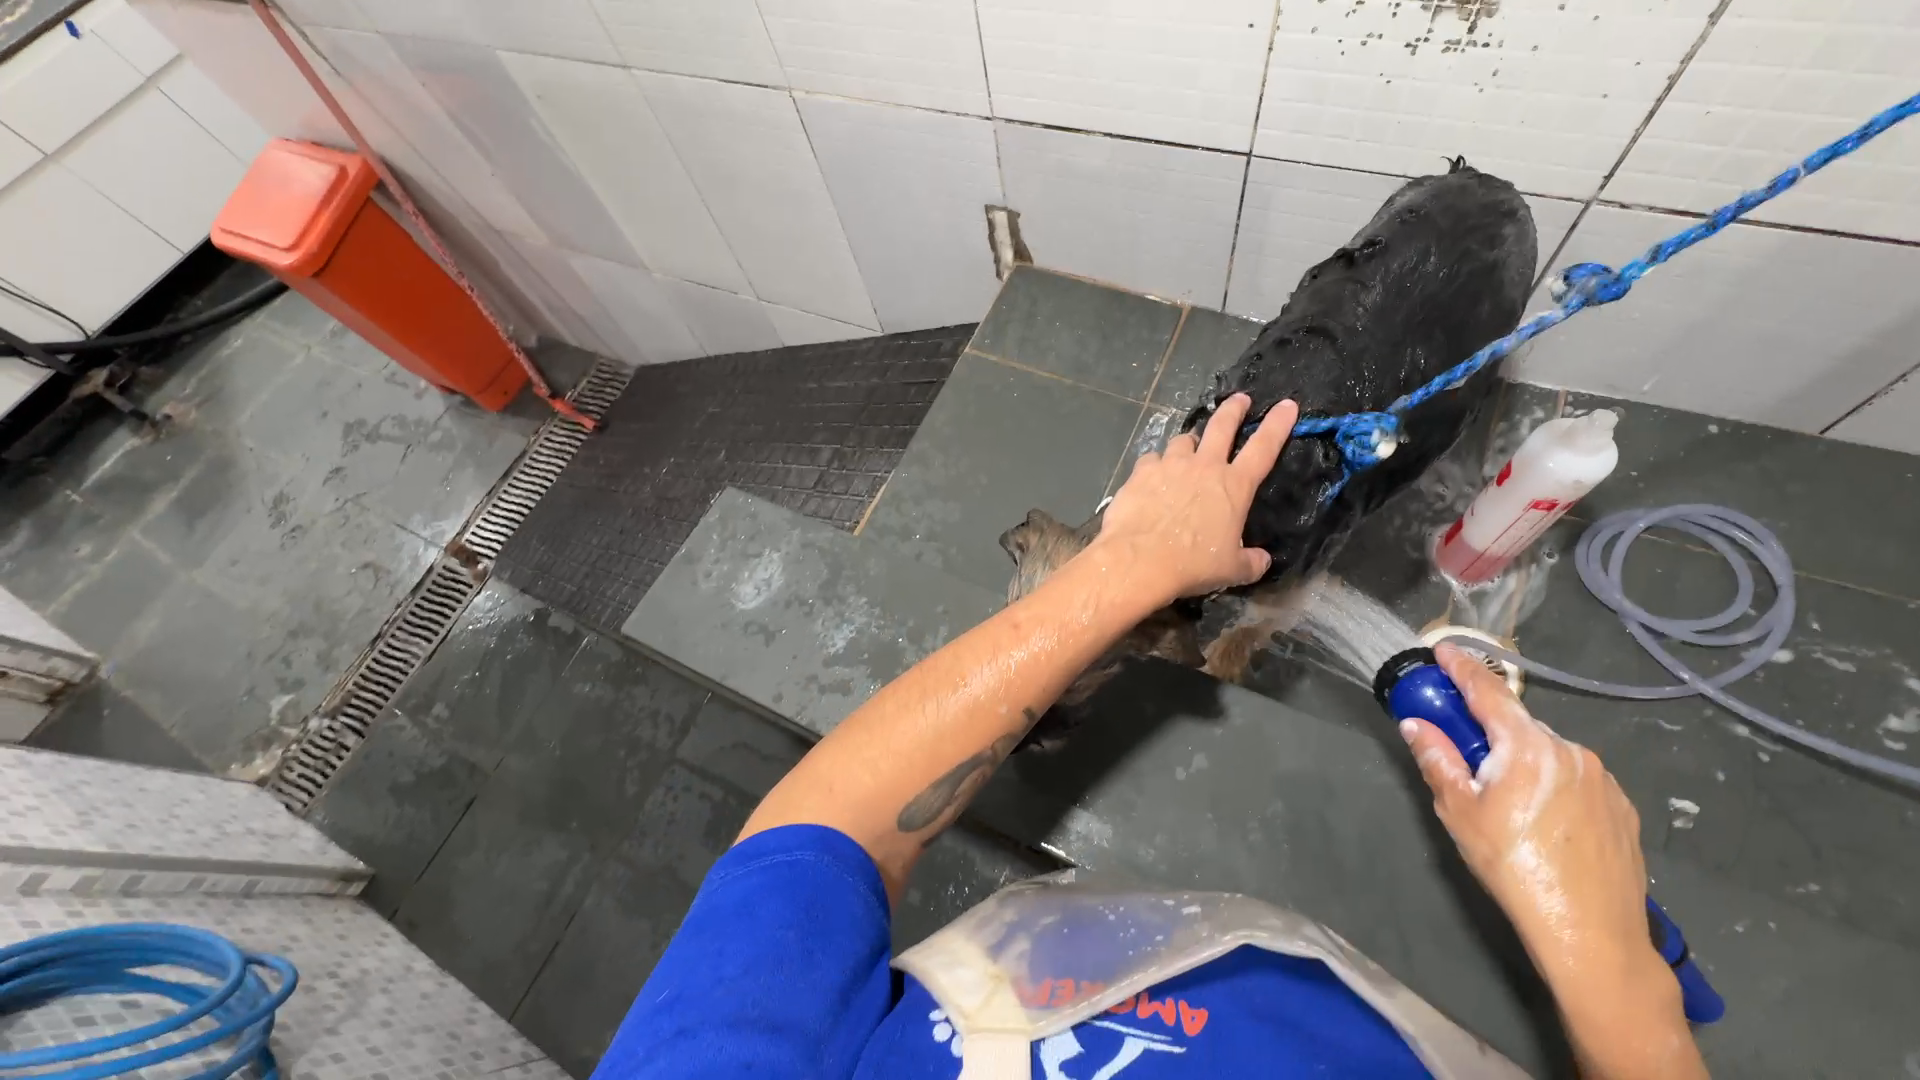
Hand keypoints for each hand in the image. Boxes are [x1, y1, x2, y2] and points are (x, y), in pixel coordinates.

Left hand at [1093, 394, 1296, 603]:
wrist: (1138, 561)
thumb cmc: (1192, 565)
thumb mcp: (1231, 570)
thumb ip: (1250, 562)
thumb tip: (1262, 560)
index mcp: (1234, 486)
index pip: (1264, 447)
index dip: (1278, 424)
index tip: (1287, 405)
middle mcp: (1203, 467)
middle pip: (1222, 427)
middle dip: (1234, 409)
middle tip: (1239, 399)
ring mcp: (1170, 465)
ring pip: (1183, 440)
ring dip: (1189, 442)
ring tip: (1188, 448)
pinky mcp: (1141, 472)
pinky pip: (1152, 459)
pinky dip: (1156, 464)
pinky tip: (1152, 475)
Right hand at [1401, 646, 1661, 992]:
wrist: (1589, 930)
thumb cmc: (1511, 864)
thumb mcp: (1458, 811)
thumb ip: (1437, 759)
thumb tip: (1416, 724)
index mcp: (1526, 745)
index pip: (1488, 692)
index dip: (1462, 668)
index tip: (1444, 649)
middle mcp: (1570, 750)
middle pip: (1518, 726)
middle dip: (1489, 732)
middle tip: (1466, 758)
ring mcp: (1602, 779)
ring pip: (1548, 754)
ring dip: (1522, 761)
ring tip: (1508, 805)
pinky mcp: (1622, 807)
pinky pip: (1575, 779)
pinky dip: (1552, 784)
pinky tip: (1544, 823)